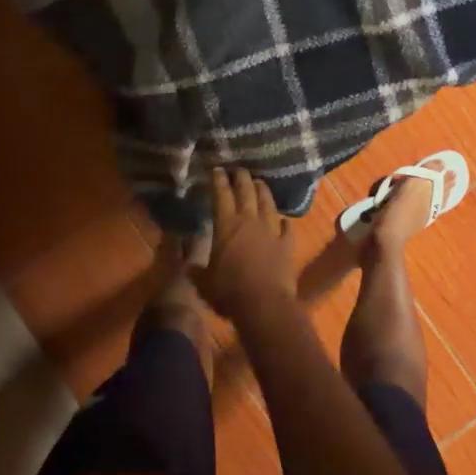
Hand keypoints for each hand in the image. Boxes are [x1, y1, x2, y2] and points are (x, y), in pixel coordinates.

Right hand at [191, 168, 296, 320]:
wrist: (265, 305)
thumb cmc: (229, 292)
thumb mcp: (204, 284)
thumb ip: (196, 271)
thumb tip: (188, 266)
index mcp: (226, 226)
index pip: (221, 195)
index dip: (218, 181)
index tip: (217, 169)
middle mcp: (249, 222)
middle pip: (246, 192)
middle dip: (241, 178)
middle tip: (238, 169)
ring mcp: (271, 232)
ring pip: (268, 204)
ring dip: (263, 191)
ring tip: (259, 182)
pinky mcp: (287, 245)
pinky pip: (286, 229)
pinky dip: (284, 223)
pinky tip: (283, 220)